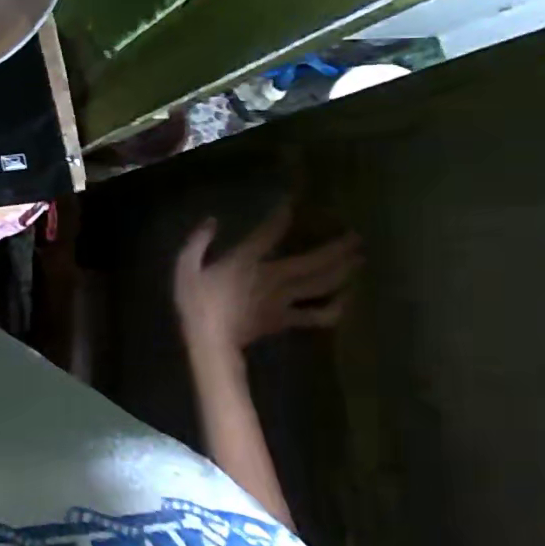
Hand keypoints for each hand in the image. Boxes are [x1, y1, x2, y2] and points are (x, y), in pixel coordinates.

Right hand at [173, 202, 360, 358]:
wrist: (210, 340)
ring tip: (358, 261)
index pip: (269, 233)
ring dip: (344, 272)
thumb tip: (212, 221)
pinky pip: (319, 314)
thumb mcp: (185, 266)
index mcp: (247, 261)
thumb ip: (198, 241)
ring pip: (323, 285)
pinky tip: (344, 300)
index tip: (292, 204)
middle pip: (313, 261)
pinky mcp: (288, 319)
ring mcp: (285, 300)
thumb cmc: (195, 300)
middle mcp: (273, 277)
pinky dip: (336, 308)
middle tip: (356, 237)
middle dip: (337, 248)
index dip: (282, 217)